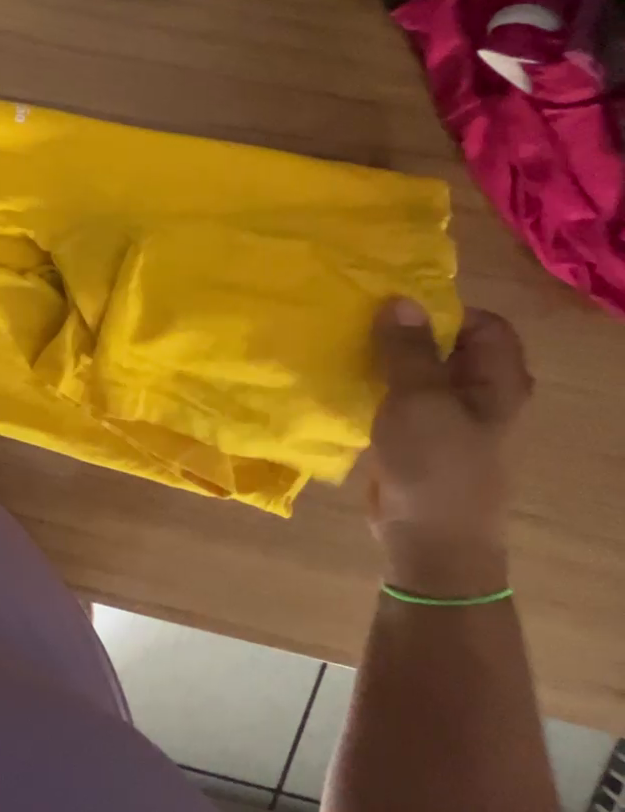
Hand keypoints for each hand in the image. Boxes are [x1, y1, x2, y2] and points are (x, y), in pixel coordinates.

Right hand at [365, 299, 532, 597]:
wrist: (428, 535)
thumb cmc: (435, 464)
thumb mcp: (419, 399)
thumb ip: (407, 350)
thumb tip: (399, 299)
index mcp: (497, 381)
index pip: (482, 323)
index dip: (441, 307)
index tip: (387, 296)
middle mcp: (478, 393)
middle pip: (444, 344)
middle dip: (401, 327)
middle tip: (350, 311)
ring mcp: (445, 415)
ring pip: (414, 369)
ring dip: (380, 355)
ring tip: (334, 338)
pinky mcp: (414, 433)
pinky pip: (393, 394)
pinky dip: (370, 381)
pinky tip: (336, 377)